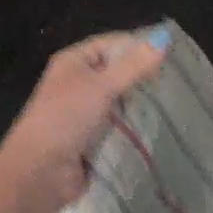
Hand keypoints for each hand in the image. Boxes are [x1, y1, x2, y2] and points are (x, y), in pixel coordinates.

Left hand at [0, 27, 170, 212]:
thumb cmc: (66, 118)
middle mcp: (77, 83)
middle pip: (116, 72)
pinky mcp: (90, 139)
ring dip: (138, 103)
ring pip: (118, 100)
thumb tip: (165, 38)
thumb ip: (134, 65)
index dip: (138, 46)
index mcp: (73, 62)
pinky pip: (117, 126)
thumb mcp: (102, 86)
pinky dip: (132, 126)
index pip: (111, 44)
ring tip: (171, 101)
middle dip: (141, 76)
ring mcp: (83, 112)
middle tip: (174, 79)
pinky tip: (156, 126)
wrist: (38, 174)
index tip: (169, 53)